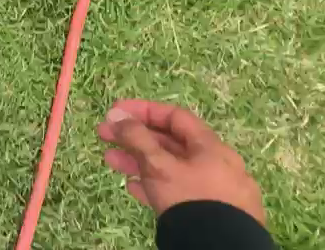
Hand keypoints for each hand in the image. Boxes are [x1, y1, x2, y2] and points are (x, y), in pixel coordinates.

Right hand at [97, 99, 264, 224]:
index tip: (116, 113)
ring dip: (139, 160)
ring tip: (110, 161)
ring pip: (173, 167)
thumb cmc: (188, 197)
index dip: (142, 110)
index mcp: (213, 149)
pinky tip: (134, 188)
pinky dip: (156, 184)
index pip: (175, 117)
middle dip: (133, 138)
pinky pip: (181, 190)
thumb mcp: (157, 164)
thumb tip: (117, 115)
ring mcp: (220, 192)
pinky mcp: (215, 214)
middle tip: (104, 136)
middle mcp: (220, 167)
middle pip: (171, 143)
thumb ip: (135, 136)